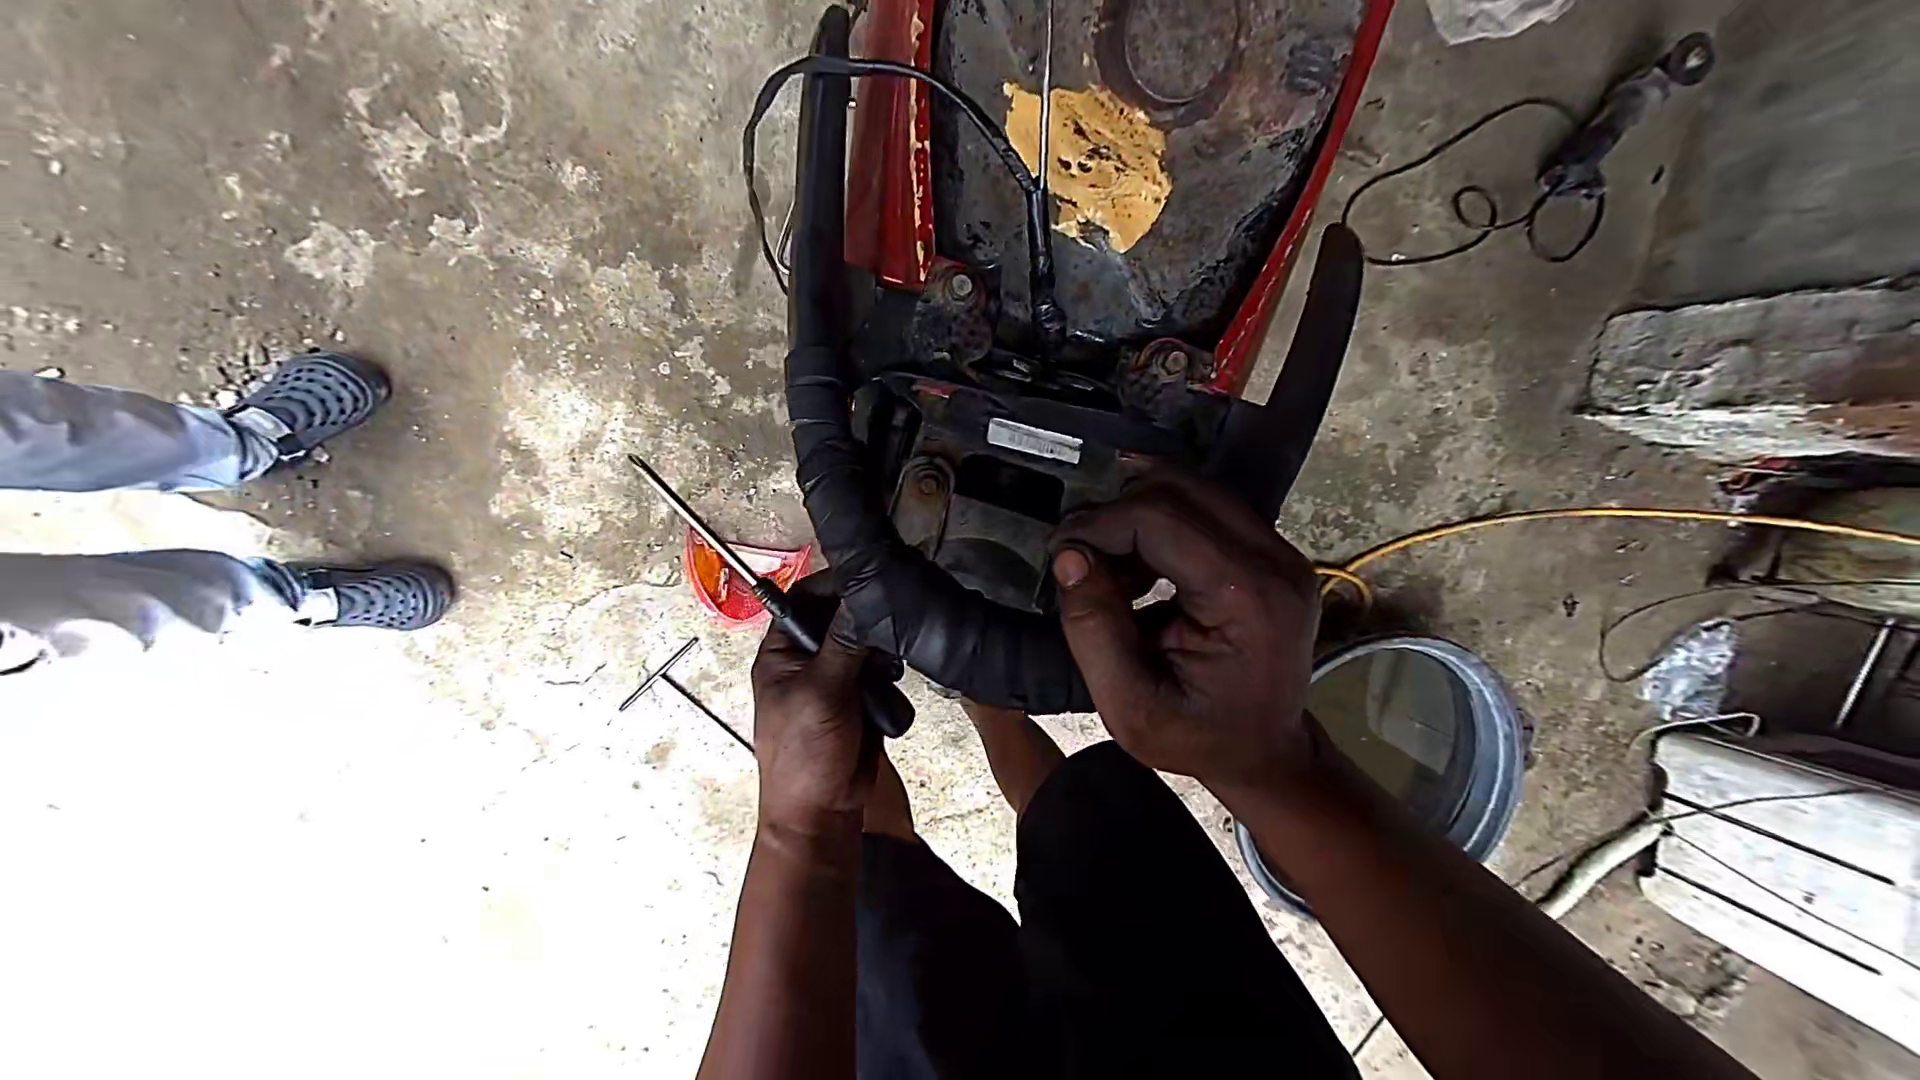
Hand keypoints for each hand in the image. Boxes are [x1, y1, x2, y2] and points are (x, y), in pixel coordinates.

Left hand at [749, 581, 876, 834]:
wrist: (824, 811)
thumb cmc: (804, 753)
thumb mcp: (821, 691)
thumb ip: (844, 643)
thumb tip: (864, 597)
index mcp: (783, 650)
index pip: (806, 597)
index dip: (834, 583)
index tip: (870, 577)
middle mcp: (809, 657)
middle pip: (842, 617)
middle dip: (865, 623)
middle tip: (885, 630)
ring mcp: (836, 677)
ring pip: (866, 644)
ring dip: (879, 655)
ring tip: (884, 672)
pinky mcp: (861, 696)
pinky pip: (879, 671)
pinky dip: (887, 679)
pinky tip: (888, 690)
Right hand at [1050, 475, 1321, 795]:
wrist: (1263, 752)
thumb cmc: (1200, 738)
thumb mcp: (1130, 708)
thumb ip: (1094, 632)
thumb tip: (1069, 558)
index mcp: (1247, 597)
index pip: (1160, 518)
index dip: (1098, 523)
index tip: (1059, 550)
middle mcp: (1273, 561)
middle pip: (1179, 488)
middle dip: (1114, 510)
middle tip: (1076, 551)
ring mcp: (1276, 552)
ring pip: (1190, 489)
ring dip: (1133, 513)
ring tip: (1104, 563)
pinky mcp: (1265, 553)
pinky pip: (1201, 509)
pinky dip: (1154, 524)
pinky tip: (1133, 567)